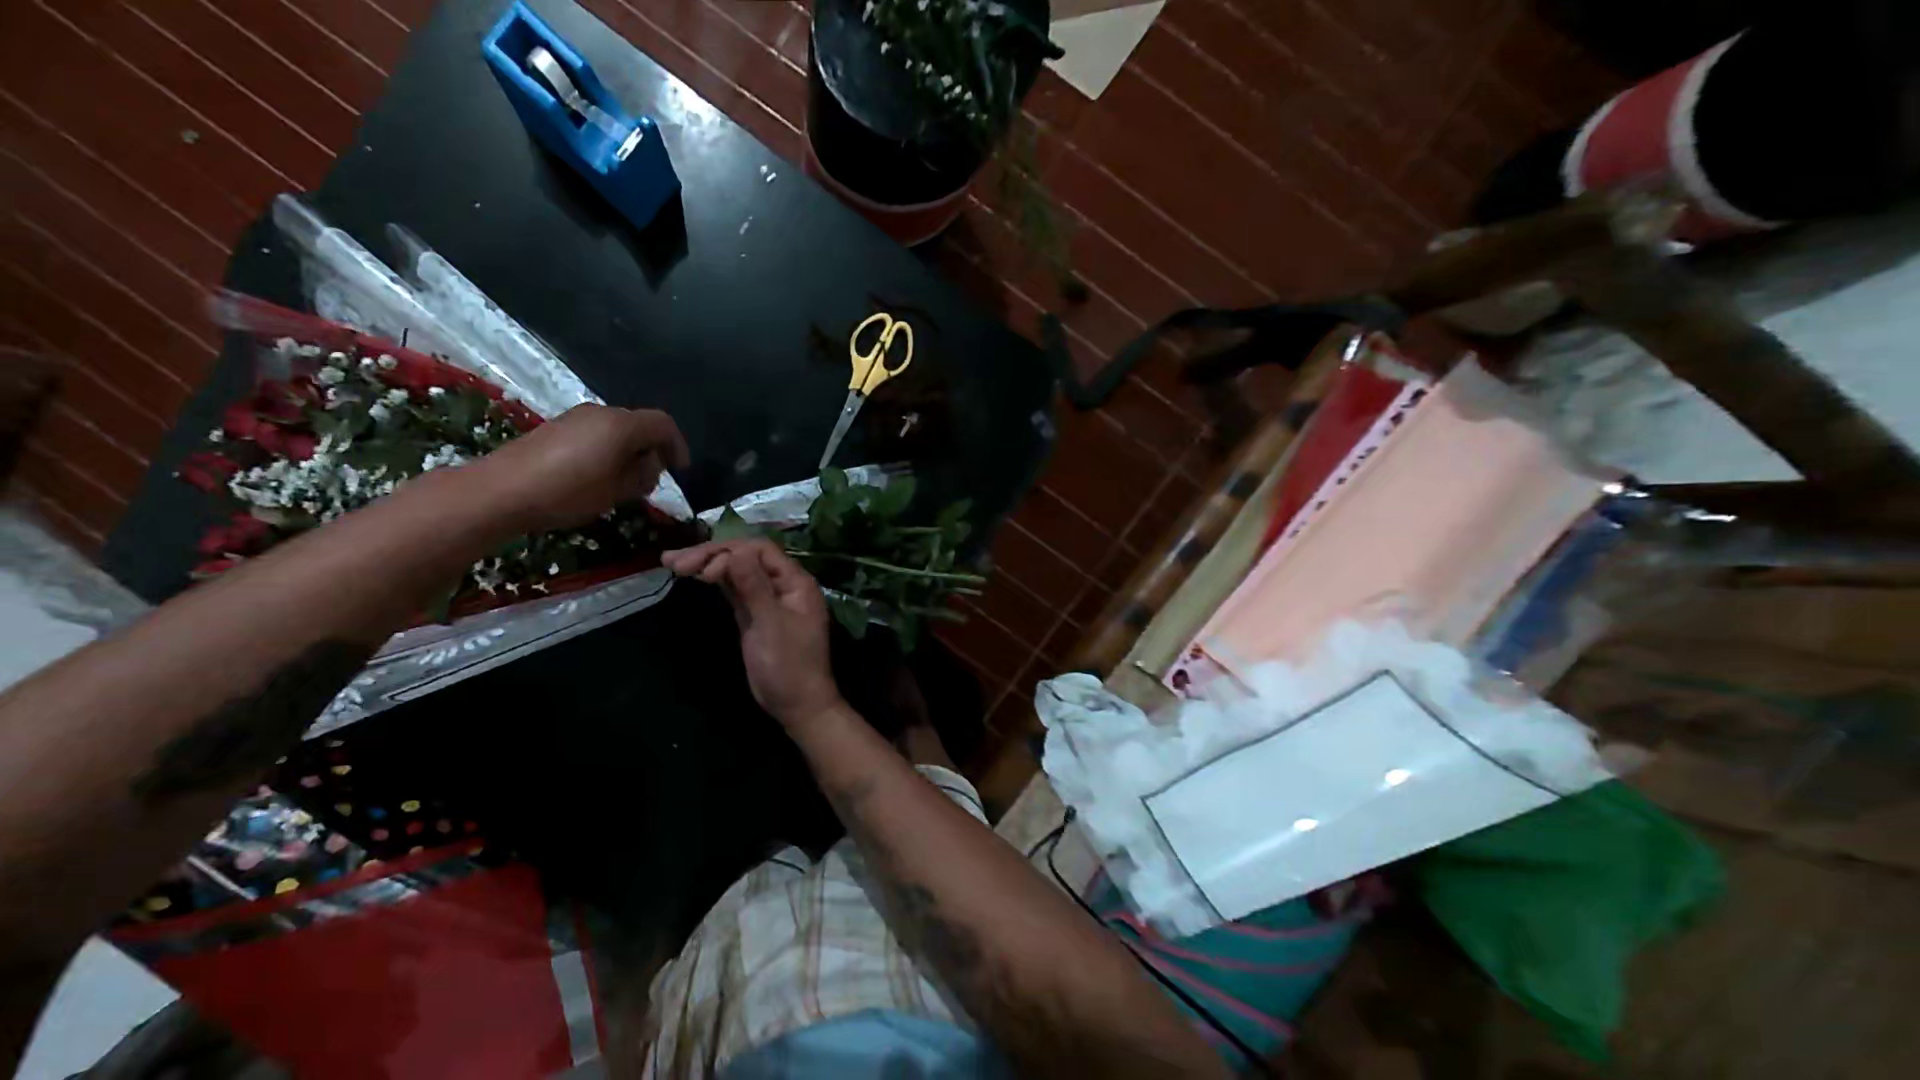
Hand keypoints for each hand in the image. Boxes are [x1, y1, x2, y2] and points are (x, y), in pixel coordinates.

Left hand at [473, 404, 687, 532]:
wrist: (501, 491)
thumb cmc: (568, 492)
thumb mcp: (618, 491)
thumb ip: (643, 475)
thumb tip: (650, 465)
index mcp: (622, 425)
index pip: (663, 424)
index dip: (677, 445)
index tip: (680, 470)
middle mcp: (601, 413)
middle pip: (639, 424)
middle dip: (652, 448)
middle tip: (653, 478)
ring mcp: (575, 418)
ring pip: (616, 429)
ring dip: (629, 450)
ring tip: (626, 480)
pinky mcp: (556, 428)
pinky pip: (595, 433)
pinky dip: (607, 449)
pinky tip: (598, 475)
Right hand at [663, 538, 844, 729]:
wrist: (797, 704)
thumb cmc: (789, 665)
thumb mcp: (770, 624)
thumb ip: (754, 586)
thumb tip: (735, 551)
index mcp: (795, 582)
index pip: (760, 550)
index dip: (728, 551)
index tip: (698, 567)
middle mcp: (782, 585)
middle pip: (745, 558)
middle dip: (711, 556)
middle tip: (673, 562)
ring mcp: (767, 600)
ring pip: (737, 572)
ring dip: (708, 565)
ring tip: (673, 564)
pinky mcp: (754, 614)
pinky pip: (735, 589)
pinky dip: (716, 581)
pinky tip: (696, 576)